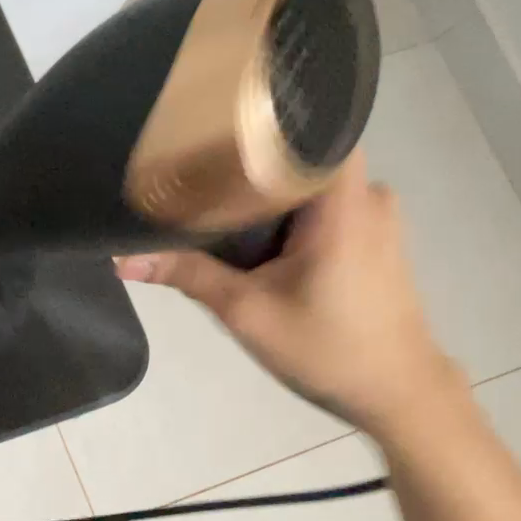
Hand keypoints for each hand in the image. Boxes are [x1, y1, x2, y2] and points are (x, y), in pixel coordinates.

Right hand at [115, 149, 460, 432]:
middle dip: (251, 169)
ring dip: (268, 198)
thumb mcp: (246, 311)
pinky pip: (323, 210)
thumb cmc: (327, 348)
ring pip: (311, 188)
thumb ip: (187, 276)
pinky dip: (288, 218)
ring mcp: (375, 218)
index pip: (310, 131)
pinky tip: (252, 239)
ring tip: (215, 206)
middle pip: (302, 160)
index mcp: (343, 202)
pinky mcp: (373, 240)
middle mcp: (367, 196)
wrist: (396, 393)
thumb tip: (124, 260)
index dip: (261, 127)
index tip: (212, 132)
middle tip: (196, 175)